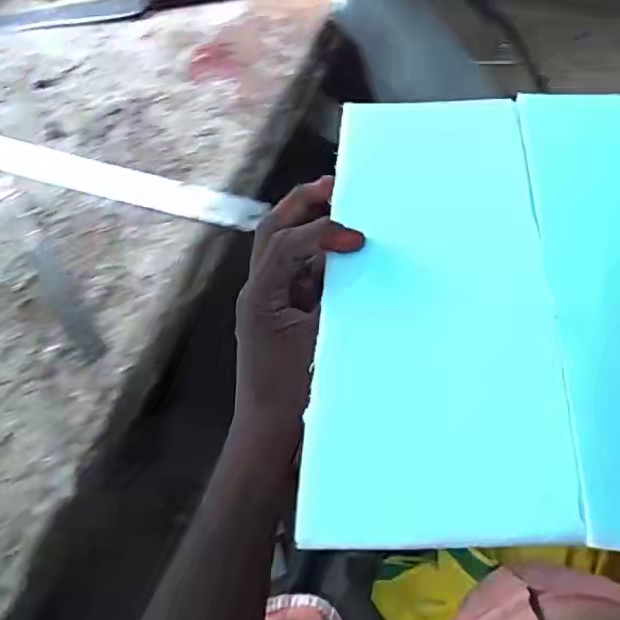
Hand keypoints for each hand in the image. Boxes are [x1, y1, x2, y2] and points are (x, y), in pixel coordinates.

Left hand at [232, 176, 363, 454]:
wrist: (269, 436)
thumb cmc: (292, 394)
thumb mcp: (320, 340)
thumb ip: (337, 296)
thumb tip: (356, 260)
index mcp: (260, 295)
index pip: (288, 243)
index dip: (324, 231)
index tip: (359, 238)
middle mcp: (259, 290)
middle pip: (274, 229)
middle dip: (302, 202)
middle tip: (334, 184)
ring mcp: (269, 300)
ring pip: (283, 244)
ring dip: (308, 221)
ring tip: (338, 202)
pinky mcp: (283, 312)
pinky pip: (299, 270)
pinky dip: (319, 254)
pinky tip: (344, 251)